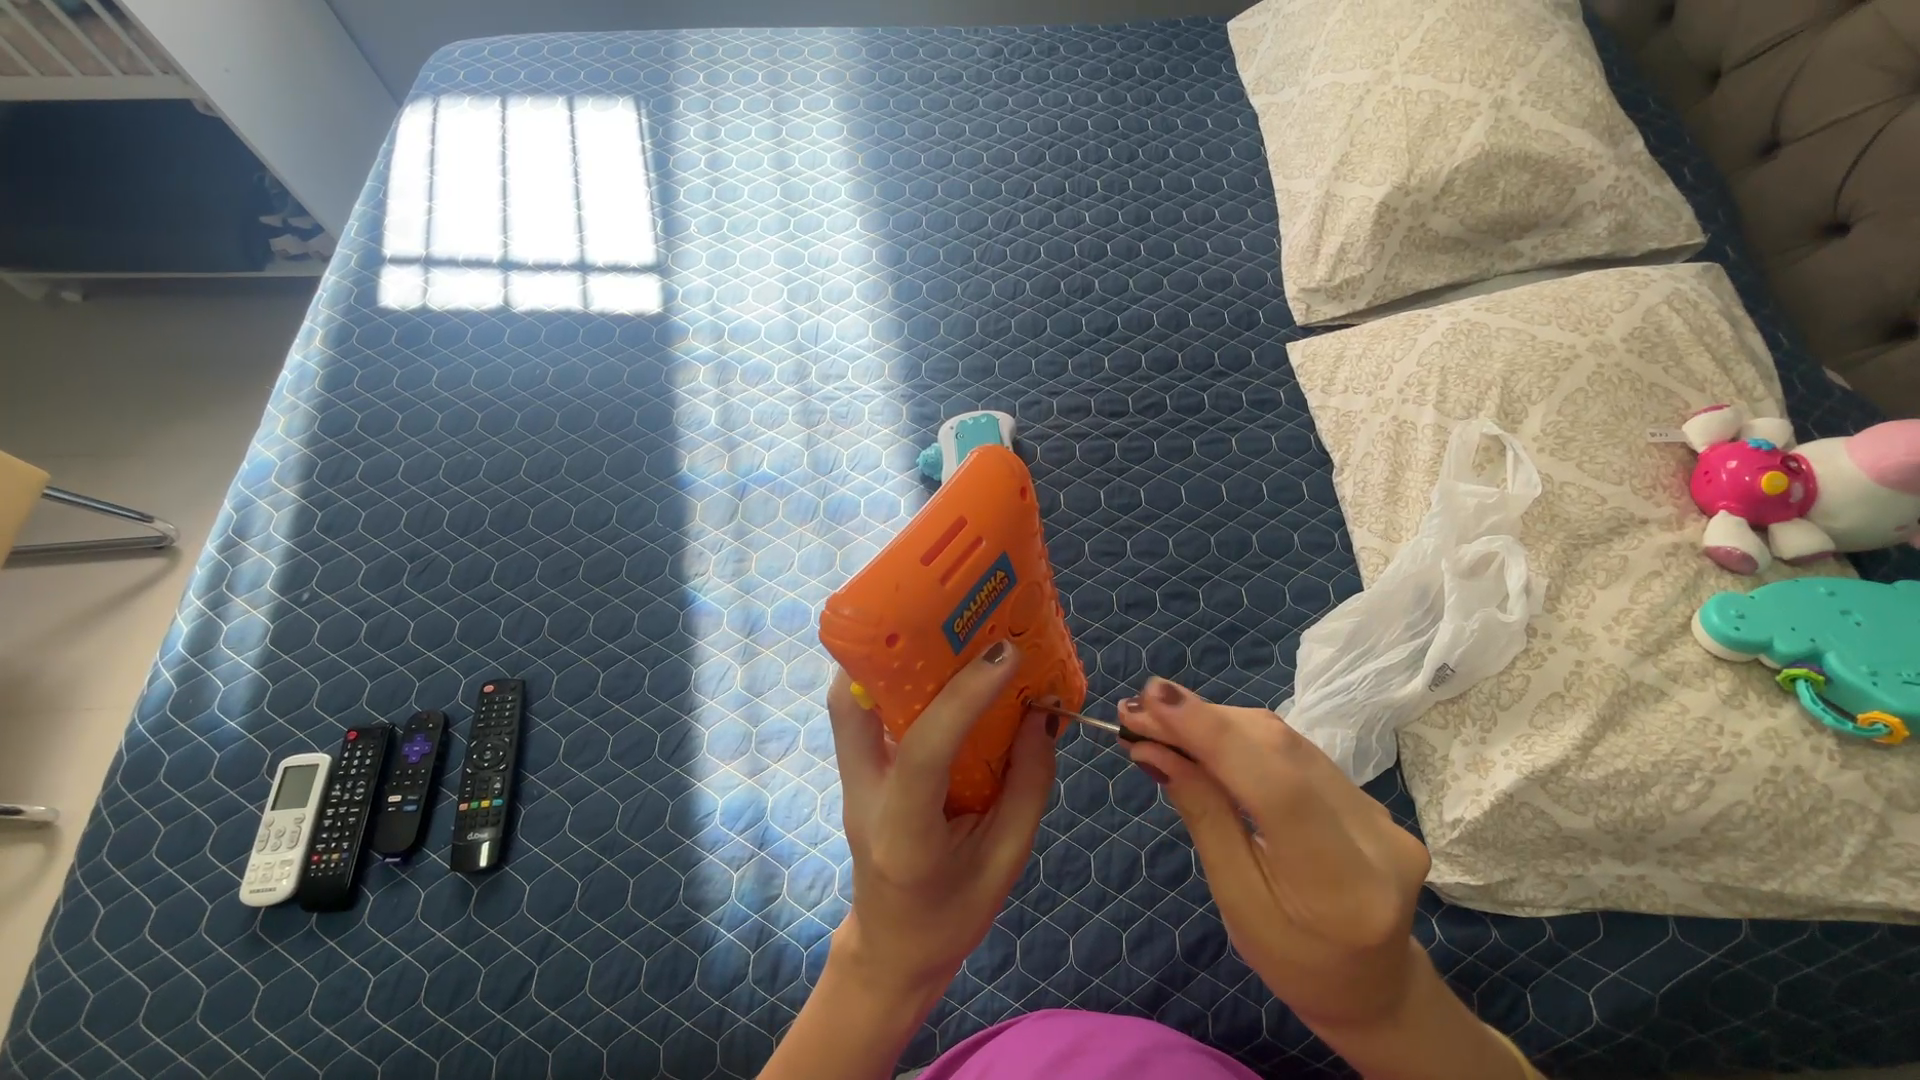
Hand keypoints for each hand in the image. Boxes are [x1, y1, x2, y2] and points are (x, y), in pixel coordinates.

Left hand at [825, 640, 1058, 995]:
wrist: (893, 949)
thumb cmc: (952, 915)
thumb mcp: (1006, 859)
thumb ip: (1027, 783)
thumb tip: (1041, 711)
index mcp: (905, 834)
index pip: (925, 751)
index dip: (965, 697)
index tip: (1005, 656)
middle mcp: (864, 796)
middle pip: (851, 706)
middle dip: (892, 653)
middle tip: (949, 618)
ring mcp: (852, 782)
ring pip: (848, 702)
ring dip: (887, 658)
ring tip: (941, 629)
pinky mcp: (857, 772)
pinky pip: (864, 713)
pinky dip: (893, 680)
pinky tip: (935, 667)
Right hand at [1122, 677, 1430, 1030]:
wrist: (1373, 986)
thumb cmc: (1292, 960)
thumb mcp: (1237, 902)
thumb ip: (1205, 819)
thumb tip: (1154, 750)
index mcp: (1342, 886)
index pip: (1275, 787)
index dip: (1212, 734)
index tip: (1153, 698)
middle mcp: (1374, 837)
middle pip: (1280, 751)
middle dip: (1203, 721)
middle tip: (1135, 711)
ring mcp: (1381, 813)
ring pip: (1289, 742)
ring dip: (1219, 723)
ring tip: (1159, 719)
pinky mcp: (1373, 799)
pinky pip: (1300, 752)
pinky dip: (1245, 739)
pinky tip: (1207, 738)